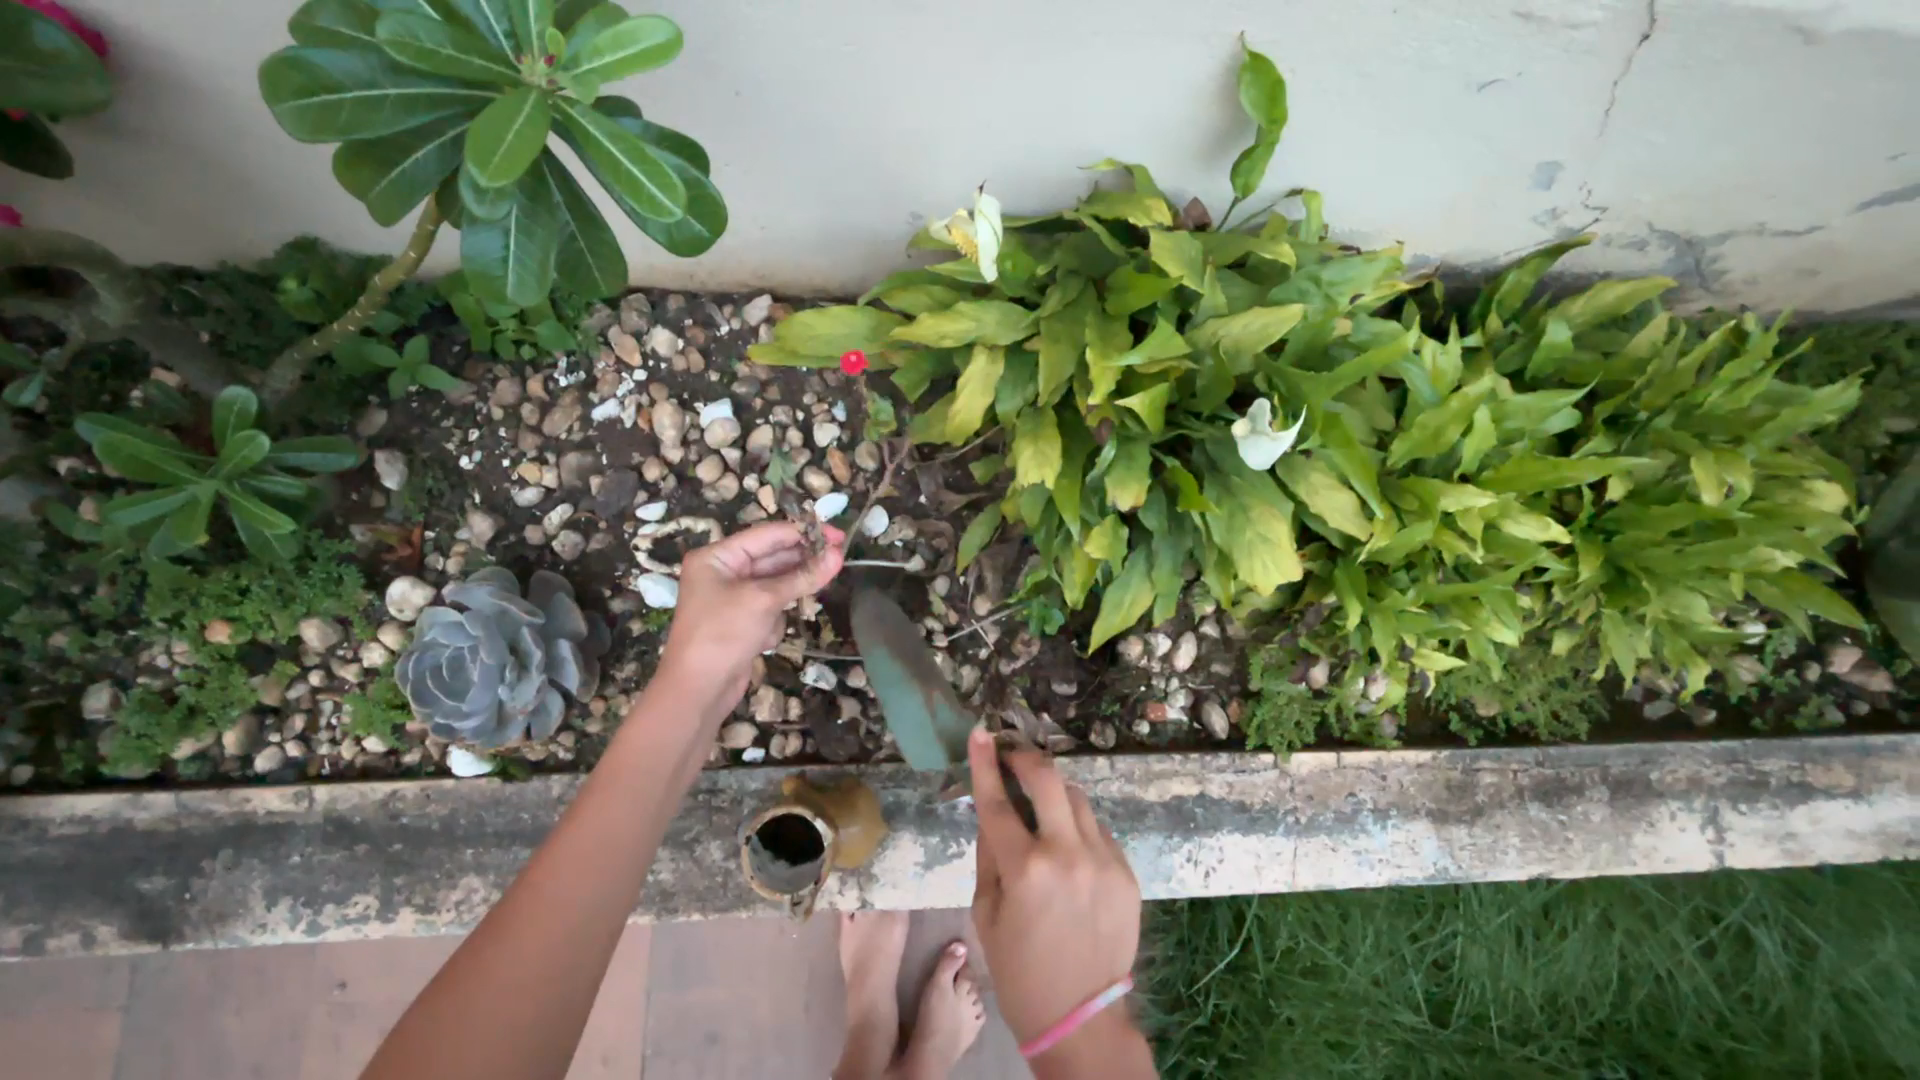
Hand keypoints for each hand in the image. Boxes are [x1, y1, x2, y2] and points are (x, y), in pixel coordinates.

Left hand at [655, 522, 843, 713]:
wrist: (698, 690)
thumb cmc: (723, 634)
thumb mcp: (764, 600)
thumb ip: (802, 576)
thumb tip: (838, 554)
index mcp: (717, 557)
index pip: (767, 535)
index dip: (803, 533)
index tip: (837, 535)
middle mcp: (723, 572)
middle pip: (772, 558)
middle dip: (802, 562)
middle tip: (839, 557)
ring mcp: (732, 598)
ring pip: (776, 584)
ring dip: (791, 591)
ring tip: (816, 590)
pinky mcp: (742, 622)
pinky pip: (770, 607)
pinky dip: (776, 618)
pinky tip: (768, 636)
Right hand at [967, 728, 1141, 1051]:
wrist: (1081, 1017)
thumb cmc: (1020, 971)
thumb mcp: (986, 914)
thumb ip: (988, 855)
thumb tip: (992, 812)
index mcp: (1025, 870)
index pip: (997, 802)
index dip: (985, 763)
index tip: (980, 732)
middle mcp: (1068, 855)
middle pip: (1049, 780)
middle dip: (1026, 758)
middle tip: (1012, 755)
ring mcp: (1104, 861)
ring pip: (1078, 799)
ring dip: (1054, 792)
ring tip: (1039, 803)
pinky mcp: (1126, 872)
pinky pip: (1097, 830)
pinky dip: (1077, 826)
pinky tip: (1067, 846)